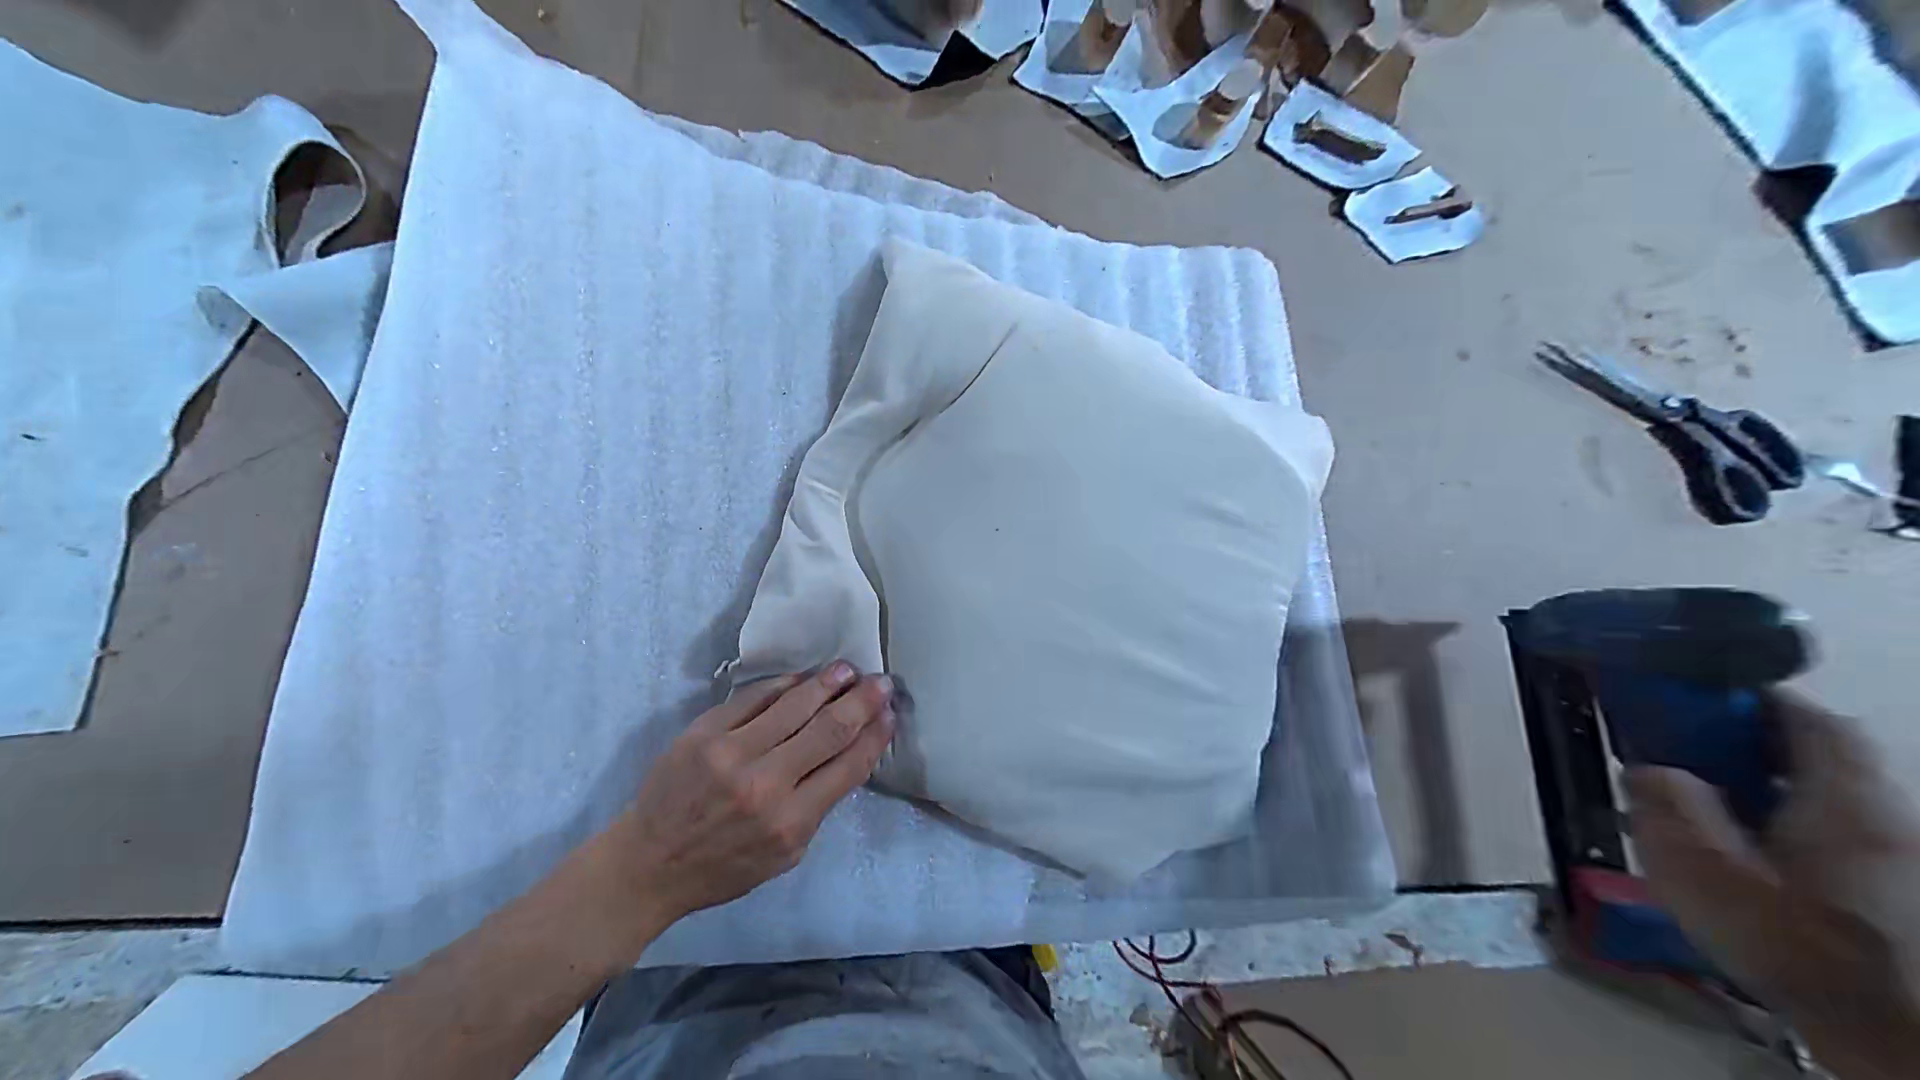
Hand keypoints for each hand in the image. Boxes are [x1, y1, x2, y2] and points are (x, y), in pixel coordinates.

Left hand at [595, 662, 894, 932]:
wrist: (649, 862)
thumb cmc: (724, 866)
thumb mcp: (785, 854)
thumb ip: (819, 804)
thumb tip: (852, 752)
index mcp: (791, 822)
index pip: (849, 765)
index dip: (876, 735)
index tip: (890, 714)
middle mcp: (765, 784)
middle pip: (829, 729)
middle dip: (862, 701)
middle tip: (881, 682)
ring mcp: (731, 753)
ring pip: (795, 705)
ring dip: (827, 683)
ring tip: (847, 670)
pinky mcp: (703, 732)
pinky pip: (754, 697)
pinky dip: (784, 685)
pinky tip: (803, 678)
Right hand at [1626, 694, 1919, 1079]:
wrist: (1900, 1045)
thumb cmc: (1801, 951)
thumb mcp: (1708, 877)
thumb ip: (1671, 811)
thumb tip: (1648, 768)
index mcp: (1848, 806)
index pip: (1811, 722)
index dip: (1752, 698)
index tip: (1694, 695)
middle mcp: (1893, 823)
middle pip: (1820, 760)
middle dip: (1749, 747)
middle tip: (1686, 754)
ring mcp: (1906, 862)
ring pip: (1828, 801)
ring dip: (1768, 790)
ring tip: (1708, 810)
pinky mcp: (1903, 897)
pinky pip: (1839, 838)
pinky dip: (1790, 829)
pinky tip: (1753, 858)